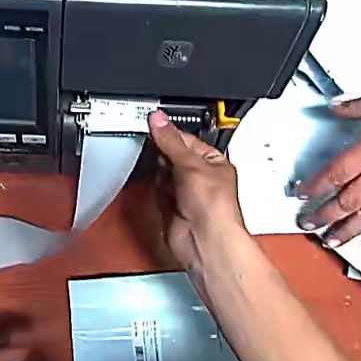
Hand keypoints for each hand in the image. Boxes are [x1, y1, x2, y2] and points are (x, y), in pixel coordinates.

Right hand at [148, 110, 246, 276]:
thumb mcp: (191, 164)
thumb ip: (171, 141)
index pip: (187, 140)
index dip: (170, 132)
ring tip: (148, 158)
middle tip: (146, 137)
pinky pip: (155, 189)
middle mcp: (199, 177)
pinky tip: (149, 178)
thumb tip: (159, 120)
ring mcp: (184, 192)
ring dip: (155, 167)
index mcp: (213, 162)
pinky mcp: (169, 206)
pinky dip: (151, 184)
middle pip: (173, 155)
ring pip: (163, 172)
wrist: (204, 240)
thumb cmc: (215, 207)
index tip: (153, 123)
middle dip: (161, 149)